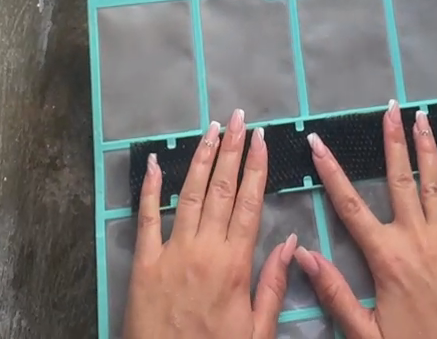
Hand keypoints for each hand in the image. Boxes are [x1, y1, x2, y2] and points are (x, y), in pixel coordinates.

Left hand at [125, 110, 295, 338]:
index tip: (261, 139)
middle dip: (232, 150)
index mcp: (235, 264)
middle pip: (222, 189)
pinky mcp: (144, 262)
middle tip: (239, 118)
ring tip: (211, 128)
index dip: (256, 168)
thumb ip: (273, 286)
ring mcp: (172, 252)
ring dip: (201, 158)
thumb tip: (293, 242)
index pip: (250, 203)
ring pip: (190, 194)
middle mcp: (204, 249)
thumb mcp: (257, 334)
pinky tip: (153, 162)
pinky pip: (147, 219)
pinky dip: (150, 189)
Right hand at [293, 102, 436, 338]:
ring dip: (428, 149)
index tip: (317, 141)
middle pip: (399, 180)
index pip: (350, 206)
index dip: (331, 172)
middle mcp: (416, 239)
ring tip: (424, 117)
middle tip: (390, 108)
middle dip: (393, 142)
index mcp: (386, 257)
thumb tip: (302, 254)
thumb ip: (335, 293)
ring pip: (435, 185)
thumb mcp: (366, 336)